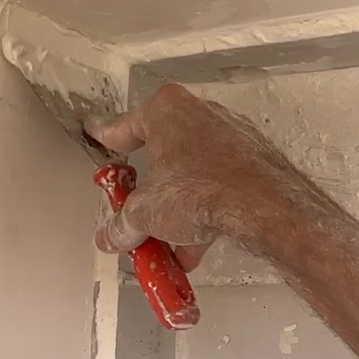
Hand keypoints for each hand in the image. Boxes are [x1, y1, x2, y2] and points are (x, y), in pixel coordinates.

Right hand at [86, 84, 332, 270]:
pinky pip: (217, 186)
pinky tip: (193, 248)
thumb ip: (123, 224)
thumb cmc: (200, 190)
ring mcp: (230, 136)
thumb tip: (113, 236)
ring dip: (176, 214)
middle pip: (161, 157)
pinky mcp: (252, 160)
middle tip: (134, 217)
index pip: (123, 126)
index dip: (105, 137)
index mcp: (166, 111)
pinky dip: (204, 213)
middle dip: (148, 195)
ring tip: (166, 248)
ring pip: (191, 177)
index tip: (95, 133)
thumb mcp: (145, 213)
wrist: (262, 205)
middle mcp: (199, 115)